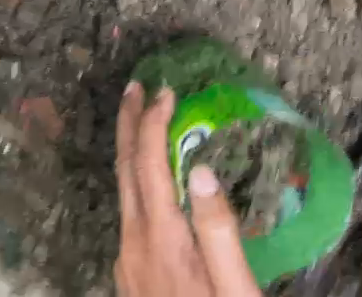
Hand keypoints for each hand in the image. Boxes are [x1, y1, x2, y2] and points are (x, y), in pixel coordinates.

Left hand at [114, 82, 260, 296]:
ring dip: (130, 151)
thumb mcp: (238, 291)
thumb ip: (218, 231)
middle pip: (124, 170)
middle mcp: (134, 246)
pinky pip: (130, 215)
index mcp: (161, 241)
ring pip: (123, 192)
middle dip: (127, 123)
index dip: (152, 121)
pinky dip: (138, 182)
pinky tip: (152, 181)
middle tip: (134, 86)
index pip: (148, 164)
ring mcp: (128, 265)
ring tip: (141, 119)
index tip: (165, 90)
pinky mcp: (131, 279)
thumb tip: (200, 167)